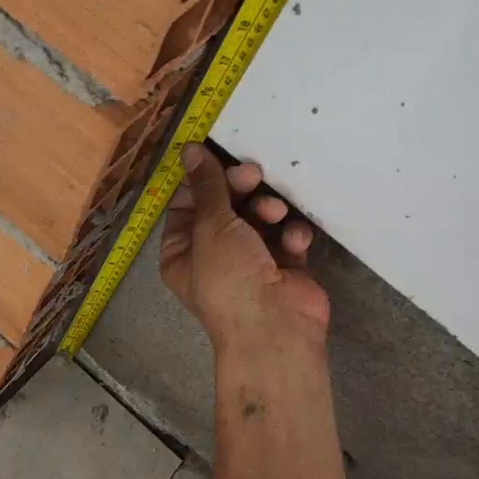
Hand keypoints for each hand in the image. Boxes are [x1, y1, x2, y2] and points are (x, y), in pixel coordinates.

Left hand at [161, 142, 329, 352]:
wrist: (276, 329)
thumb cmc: (230, 278)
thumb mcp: (211, 226)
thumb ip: (207, 186)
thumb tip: (189, 149)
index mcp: (183, 249)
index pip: (188, 202)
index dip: (204, 179)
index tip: (221, 155)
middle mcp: (214, 254)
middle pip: (226, 206)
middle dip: (241, 189)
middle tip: (254, 174)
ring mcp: (251, 261)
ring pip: (259, 218)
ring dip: (268, 209)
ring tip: (276, 213)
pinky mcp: (284, 267)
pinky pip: (286, 238)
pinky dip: (292, 235)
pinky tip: (295, 241)